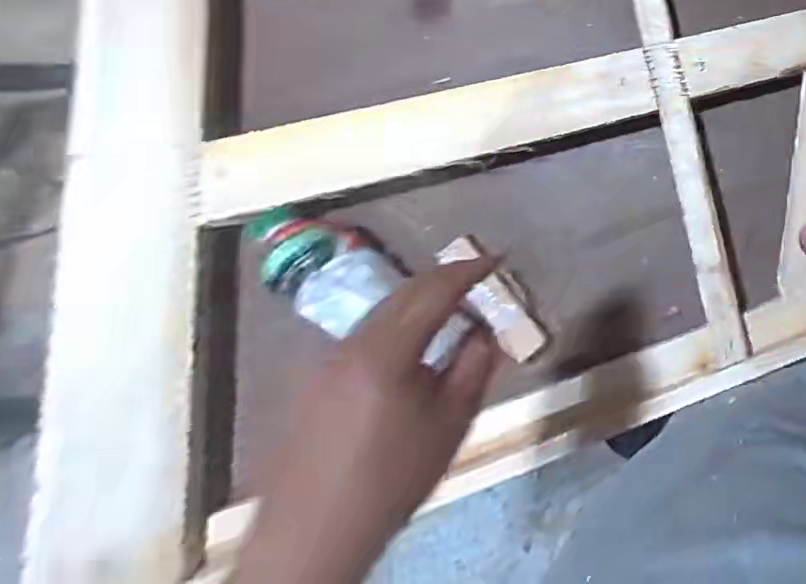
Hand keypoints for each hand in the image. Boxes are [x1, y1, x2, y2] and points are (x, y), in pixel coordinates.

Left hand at [236, 259, 499, 583]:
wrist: (307, 544)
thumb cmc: (392, 480)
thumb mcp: (452, 421)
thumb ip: (475, 365)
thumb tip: (485, 331)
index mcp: (385, 352)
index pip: (435, 291)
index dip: (470, 270)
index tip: (499, 260)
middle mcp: (348, 348)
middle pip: (403, 293)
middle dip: (444, 278)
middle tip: (480, 275)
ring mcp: (322, 367)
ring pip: (380, 312)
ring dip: (419, 300)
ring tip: (452, 304)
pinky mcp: (310, 387)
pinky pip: (364, 335)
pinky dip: (397, 322)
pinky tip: (413, 343)